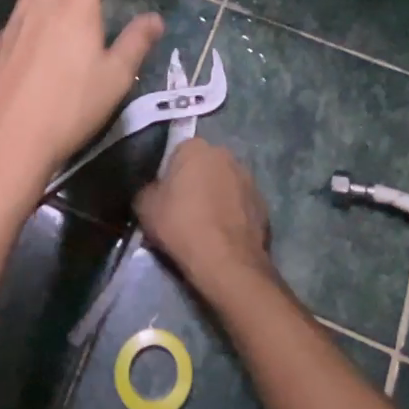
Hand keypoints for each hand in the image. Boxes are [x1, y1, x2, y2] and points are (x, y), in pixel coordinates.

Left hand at [0, 0, 163, 210]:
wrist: (2, 143)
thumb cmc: (69, 109)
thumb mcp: (115, 79)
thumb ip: (135, 44)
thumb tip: (156, 17)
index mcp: (75, 5)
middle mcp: (41, 4)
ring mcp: (13, 24)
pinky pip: (18, 15)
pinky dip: (33, 10)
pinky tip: (37, 39)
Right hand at [135, 138, 270, 284]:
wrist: (225, 261)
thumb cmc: (180, 225)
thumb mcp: (145, 207)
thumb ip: (147, 190)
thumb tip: (153, 190)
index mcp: (195, 147)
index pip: (176, 152)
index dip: (168, 174)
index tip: (164, 196)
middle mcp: (225, 154)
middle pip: (203, 166)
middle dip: (195, 182)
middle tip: (182, 209)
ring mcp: (248, 178)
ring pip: (224, 184)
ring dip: (216, 197)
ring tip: (204, 226)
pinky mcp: (263, 203)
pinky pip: (240, 204)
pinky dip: (232, 214)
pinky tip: (222, 236)